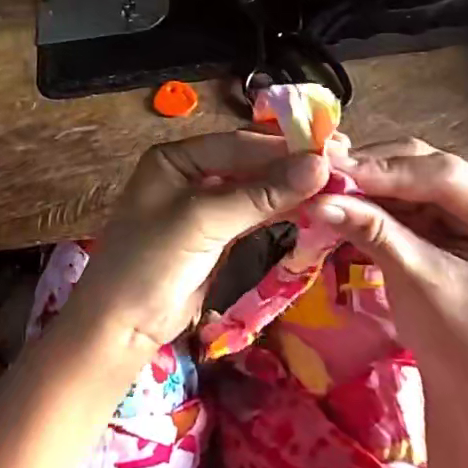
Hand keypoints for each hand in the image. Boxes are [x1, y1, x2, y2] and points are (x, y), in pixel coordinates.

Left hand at [66, 131, 331, 352]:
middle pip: (249, 163)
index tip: (332, 149)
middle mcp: (189, 173)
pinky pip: (254, 214)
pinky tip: (313, 208)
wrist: (122, 323)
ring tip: (339, 184)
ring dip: (292, 188)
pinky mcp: (216, 235)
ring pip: (255, 189)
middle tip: (344, 163)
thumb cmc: (150, 261)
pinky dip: (281, 211)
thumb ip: (259, 194)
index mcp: (175, 158)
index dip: (284, 147)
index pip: (238, 144)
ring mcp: (204, 205)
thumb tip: (318, 165)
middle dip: (292, 165)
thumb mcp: (202, 221)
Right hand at [312, 138, 467, 402]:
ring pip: (410, 177)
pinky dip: (368, 199)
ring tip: (323, 182)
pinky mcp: (444, 220)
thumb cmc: (462, 347)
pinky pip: (401, 198)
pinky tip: (338, 196)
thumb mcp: (421, 284)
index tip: (336, 168)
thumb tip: (318, 200)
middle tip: (322, 172)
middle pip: (429, 169)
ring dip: (366, 182)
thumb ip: (375, 233)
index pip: (451, 178)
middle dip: (374, 172)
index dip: (390, 171)